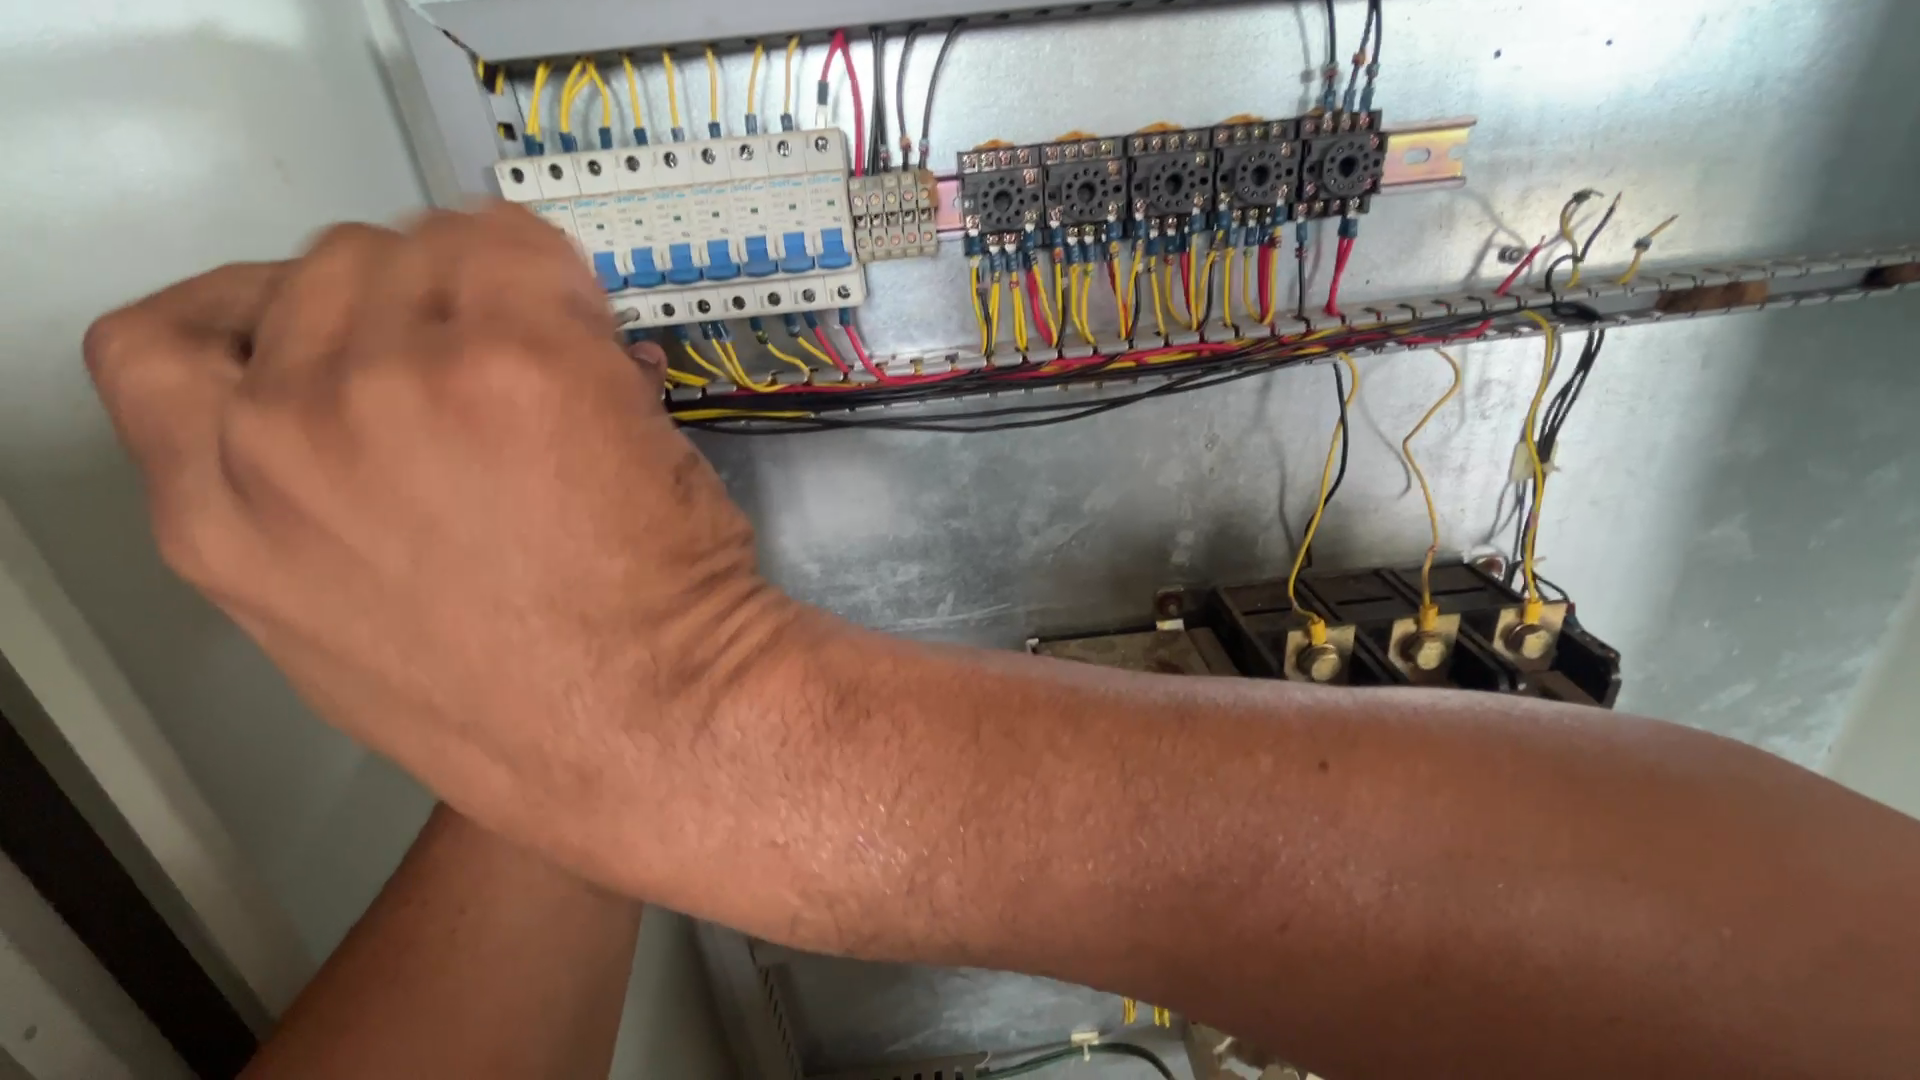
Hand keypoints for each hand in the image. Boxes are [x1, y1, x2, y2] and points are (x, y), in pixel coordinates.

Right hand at [84, 204, 807, 893]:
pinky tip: (601, 344)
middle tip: (507, 364)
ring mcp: (395, 385)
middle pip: (321, 275)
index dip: (276, 320)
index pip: (166, 348)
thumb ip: (335, 508)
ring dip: (490, 286)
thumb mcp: (368, 626)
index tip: (371, 335)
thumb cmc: (535, 704)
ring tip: (562, 366)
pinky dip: (557, 275)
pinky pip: (517, 246)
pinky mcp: (514, 356)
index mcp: (220, 516)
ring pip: (416, 248)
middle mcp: (280, 435)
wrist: (648, 723)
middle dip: (420, 306)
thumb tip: (390, 409)